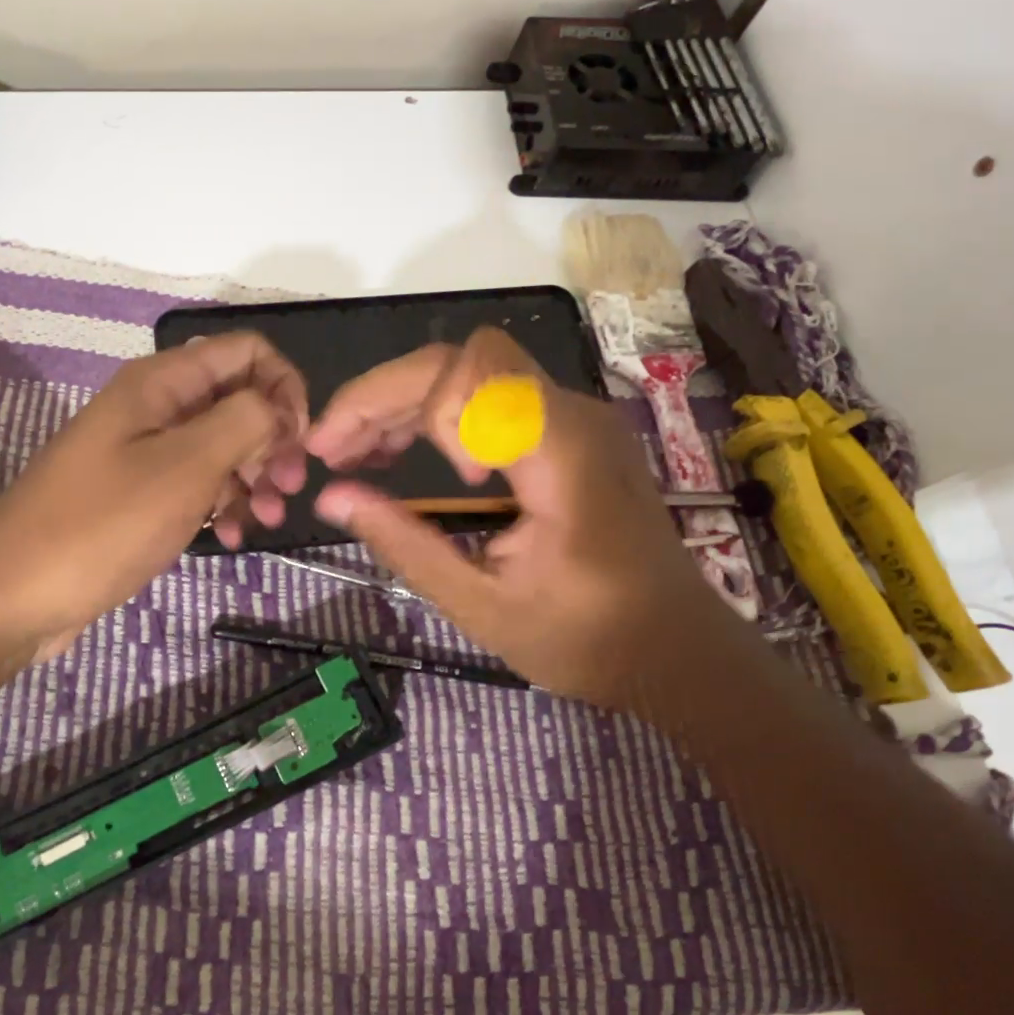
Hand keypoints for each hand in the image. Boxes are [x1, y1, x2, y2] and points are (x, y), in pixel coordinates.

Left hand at [0, 332, 307, 660]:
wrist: (13, 597)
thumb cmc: (101, 526)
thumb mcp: (184, 468)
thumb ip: (243, 422)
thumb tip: (278, 405)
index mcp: (160, 384)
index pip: (245, 353)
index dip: (284, 387)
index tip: (300, 442)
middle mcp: (152, 408)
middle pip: (235, 400)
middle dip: (271, 439)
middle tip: (287, 489)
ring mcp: (142, 453)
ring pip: (219, 447)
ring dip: (252, 478)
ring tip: (266, 521)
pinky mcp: (135, 496)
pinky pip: (193, 485)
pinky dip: (220, 505)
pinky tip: (231, 539)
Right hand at [304, 326, 738, 709]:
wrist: (681, 653)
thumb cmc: (589, 639)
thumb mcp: (483, 605)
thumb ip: (407, 544)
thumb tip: (332, 497)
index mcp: (559, 452)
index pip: (465, 371)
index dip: (388, 398)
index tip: (339, 456)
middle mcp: (572, 416)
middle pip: (463, 361)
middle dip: (386, 396)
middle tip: (332, 450)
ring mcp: (577, 421)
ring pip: (476, 374)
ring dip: (409, 403)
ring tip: (357, 453)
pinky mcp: (572, 436)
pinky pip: (496, 400)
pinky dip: (442, 417)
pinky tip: (412, 454)